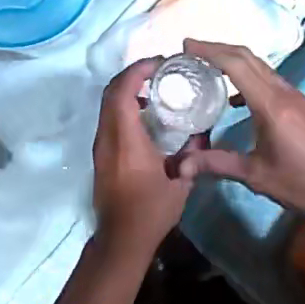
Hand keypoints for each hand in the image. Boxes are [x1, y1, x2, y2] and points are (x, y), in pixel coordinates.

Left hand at [92, 58, 192, 259]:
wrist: (121, 239)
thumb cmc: (151, 211)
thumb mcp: (181, 183)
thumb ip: (193, 155)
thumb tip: (204, 133)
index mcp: (126, 138)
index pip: (124, 91)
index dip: (138, 70)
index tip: (160, 64)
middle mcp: (107, 136)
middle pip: (111, 91)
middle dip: (132, 75)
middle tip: (158, 71)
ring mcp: (100, 145)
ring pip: (107, 104)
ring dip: (126, 90)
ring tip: (154, 89)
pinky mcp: (100, 153)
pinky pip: (108, 118)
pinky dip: (123, 105)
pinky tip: (145, 115)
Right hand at [175, 40, 304, 225]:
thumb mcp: (257, 175)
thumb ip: (218, 165)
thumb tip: (181, 167)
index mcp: (270, 104)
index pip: (235, 64)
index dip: (209, 51)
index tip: (185, 46)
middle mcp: (283, 92)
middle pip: (247, 57)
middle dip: (217, 49)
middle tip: (190, 51)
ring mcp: (295, 96)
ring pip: (259, 66)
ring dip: (233, 60)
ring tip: (207, 67)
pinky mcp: (301, 105)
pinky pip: (268, 79)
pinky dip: (247, 75)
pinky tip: (235, 98)